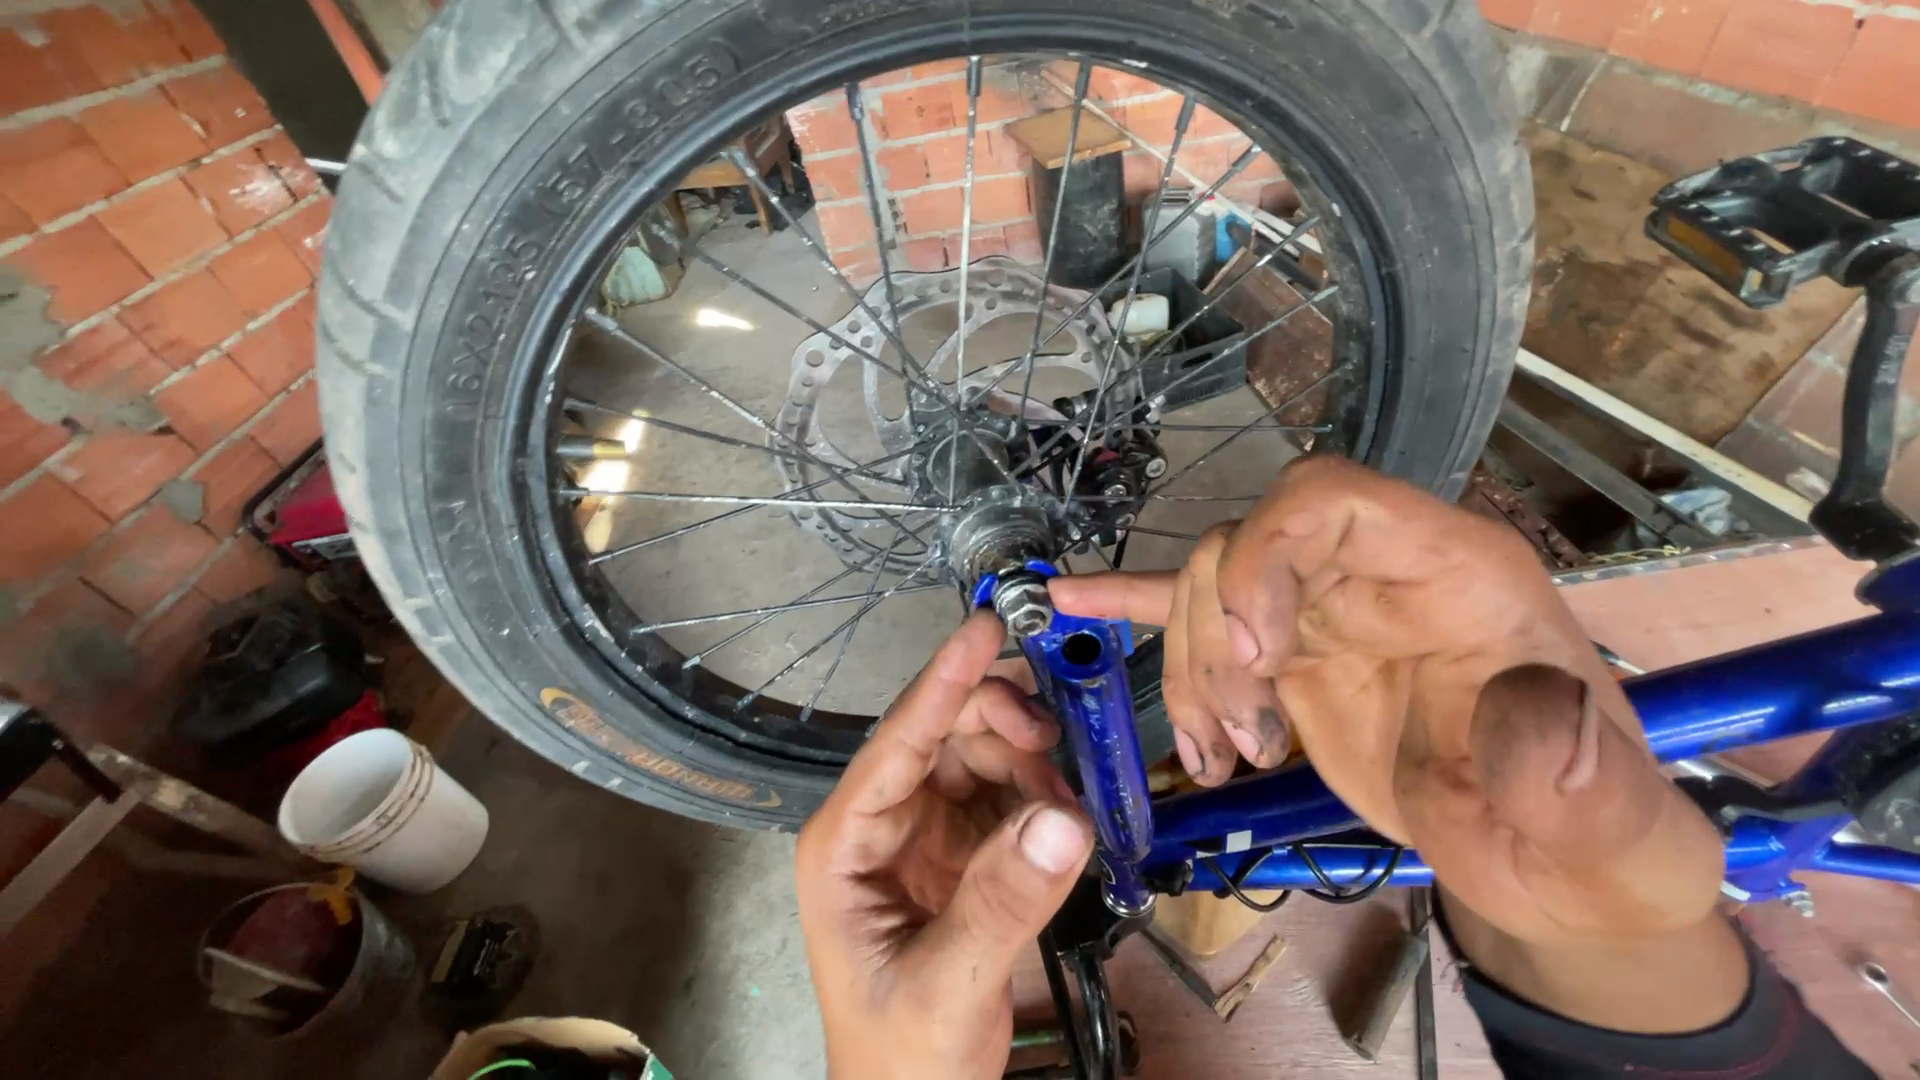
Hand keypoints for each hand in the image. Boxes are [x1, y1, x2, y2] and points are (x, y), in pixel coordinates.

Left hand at [796, 612, 1094, 1079]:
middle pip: (942, 733)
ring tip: (1062, 795)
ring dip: (1025, 758)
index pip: (897, 739)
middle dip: (997, 722)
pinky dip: (1036, 789)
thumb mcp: (947, 988)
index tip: (985, 627)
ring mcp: (924, 829)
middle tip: (1049, 740)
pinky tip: (1059, 813)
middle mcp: (882, 818)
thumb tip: (1067, 815)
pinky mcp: (962, 847)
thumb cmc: (904, 1058)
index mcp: (846, 840)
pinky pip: (1003, 790)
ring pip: (978, 753)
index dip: (943, 680)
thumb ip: (1004, 904)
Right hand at [1050, 457, 1725, 946]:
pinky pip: (1186, 607)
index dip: (1266, 555)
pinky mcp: (1276, 648)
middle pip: (1239, 547)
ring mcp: (1314, 604)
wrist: (1533, 857)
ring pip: (1199, 590)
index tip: (1258, 657)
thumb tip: (1527, 714)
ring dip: (1192, 677)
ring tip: (1227, 757)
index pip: (1330, 497)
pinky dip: (1127, 601)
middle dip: (1216, 639)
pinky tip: (1069, 599)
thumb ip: (1584, 780)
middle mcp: (1369, 569)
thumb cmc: (1577, 837)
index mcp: (1449, 569)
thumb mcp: (1610, 834)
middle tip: (1248, 736)